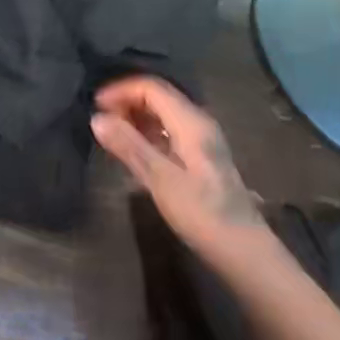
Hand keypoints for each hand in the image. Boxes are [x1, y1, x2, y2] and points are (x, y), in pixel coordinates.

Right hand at [92, 75, 262, 251]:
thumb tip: (96, 118)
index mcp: (191, 122)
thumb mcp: (161, 179)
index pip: (152, 88)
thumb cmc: (203, 213)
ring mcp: (201, 140)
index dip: (121, 90)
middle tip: (101, 120)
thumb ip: (129, 146)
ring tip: (111, 133)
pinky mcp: (200, 157)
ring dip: (135, 117)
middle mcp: (199, 123)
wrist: (244, 252)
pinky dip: (147, 132)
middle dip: (126, 101)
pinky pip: (168, 130)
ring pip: (163, 113)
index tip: (95, 106)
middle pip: (158, 97)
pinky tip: (134, 149)